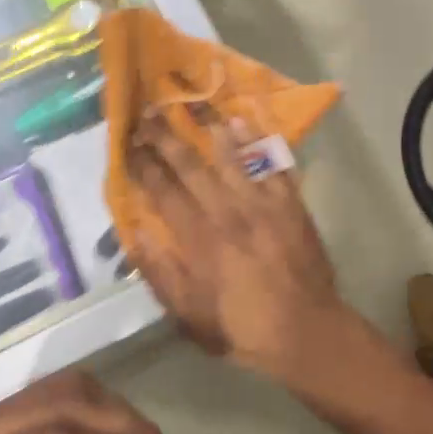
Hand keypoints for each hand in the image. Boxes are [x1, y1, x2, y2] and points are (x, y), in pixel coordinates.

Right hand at [126, 115, 354, 376]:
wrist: (306, 332)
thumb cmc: (240, 328)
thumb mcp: (187, 315)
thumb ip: (159, 271)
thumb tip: (136, 231)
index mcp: (198, 239)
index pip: (162, 190)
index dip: (141, 164)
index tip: (126, 142)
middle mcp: (227, 212)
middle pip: (191, 165)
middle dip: (166, 136)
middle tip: (148, 110)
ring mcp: (262, 204)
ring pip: (232, 155)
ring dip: (209, 126)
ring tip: (191, 101)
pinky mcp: (290, 203)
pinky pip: (271, 163)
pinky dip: (257, 140)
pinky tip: (243, 120)